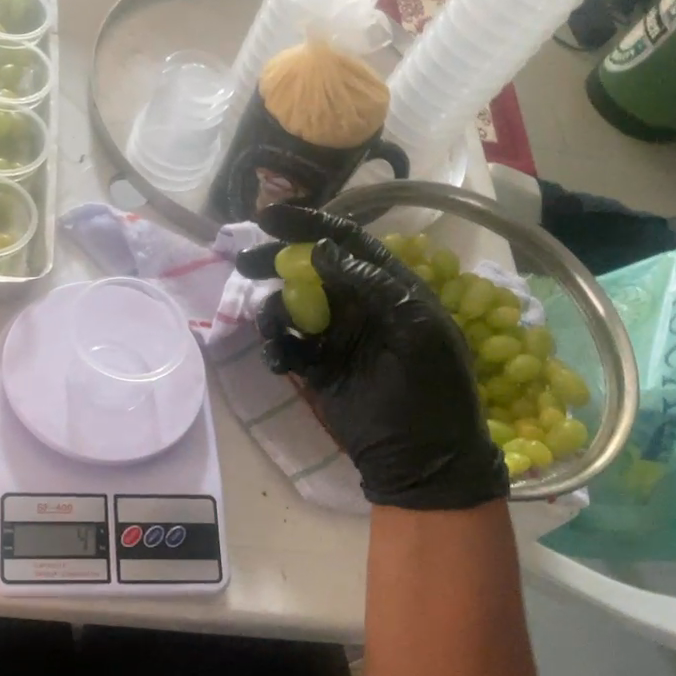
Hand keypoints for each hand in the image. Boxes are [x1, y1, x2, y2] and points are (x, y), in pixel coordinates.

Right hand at [237, 204, 507, 510]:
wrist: (422, 457)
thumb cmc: (432, 389)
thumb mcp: (415, 327)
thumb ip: (372, 284)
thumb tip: (322, 250)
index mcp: (390, 287)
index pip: (345, 242)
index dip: (308, 225)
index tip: (268, 218)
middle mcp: (359, 305)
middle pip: (310, 269)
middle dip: (276, 262)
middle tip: (244, 264)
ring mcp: (336, 338)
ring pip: (292, 307)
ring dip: (274, 310)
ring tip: (273, 327)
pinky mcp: (317, 369)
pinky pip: (286, 345)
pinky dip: (275, 347)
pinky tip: (279, 360)